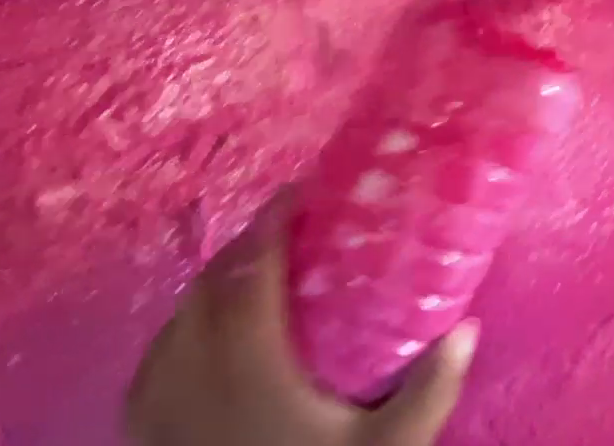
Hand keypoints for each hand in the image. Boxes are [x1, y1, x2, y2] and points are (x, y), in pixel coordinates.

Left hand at [126, 197, 478, 445]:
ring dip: (215, 280)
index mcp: (248, 367)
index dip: (271, 222)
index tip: (300, 191)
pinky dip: (184, 325)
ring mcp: (161, 407)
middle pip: (210, 282)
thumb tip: (468, 326)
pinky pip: (156, 356)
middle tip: (289, 227)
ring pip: (178, 315)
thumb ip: (428, 393)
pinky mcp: (145, 434)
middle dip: (247, 242)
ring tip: (254, 271)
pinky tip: (207, 336)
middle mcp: (194, 375)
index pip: (250, 271)